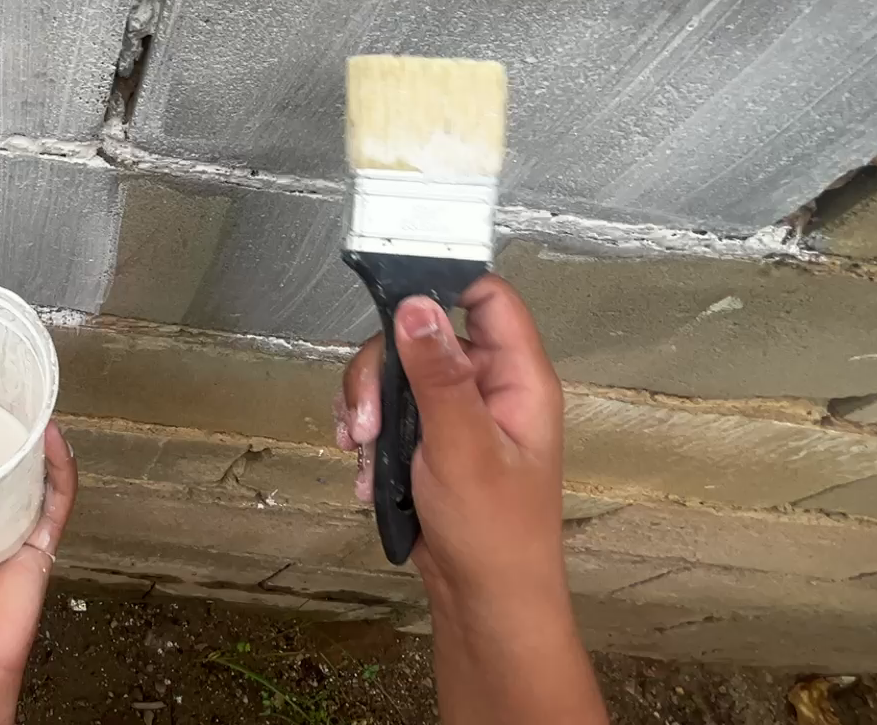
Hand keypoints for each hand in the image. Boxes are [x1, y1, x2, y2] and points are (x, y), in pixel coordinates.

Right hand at [335, 273, 605, 724]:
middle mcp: (484, 382)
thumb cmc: (490, 528)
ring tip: (361, 449)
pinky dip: (363, 427)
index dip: (445, 281)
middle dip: (380, 372)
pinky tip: (362, 461)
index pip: (488, 298)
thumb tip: (415, 304)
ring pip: (392, 368)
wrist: (478, 595)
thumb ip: (438, 375)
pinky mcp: (424, 428)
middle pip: (418, 333)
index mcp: (516, 377)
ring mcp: (452, 405)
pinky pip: (382, 402)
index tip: (390, 289)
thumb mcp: (462, 447)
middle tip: (365, 420)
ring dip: (365, 405)